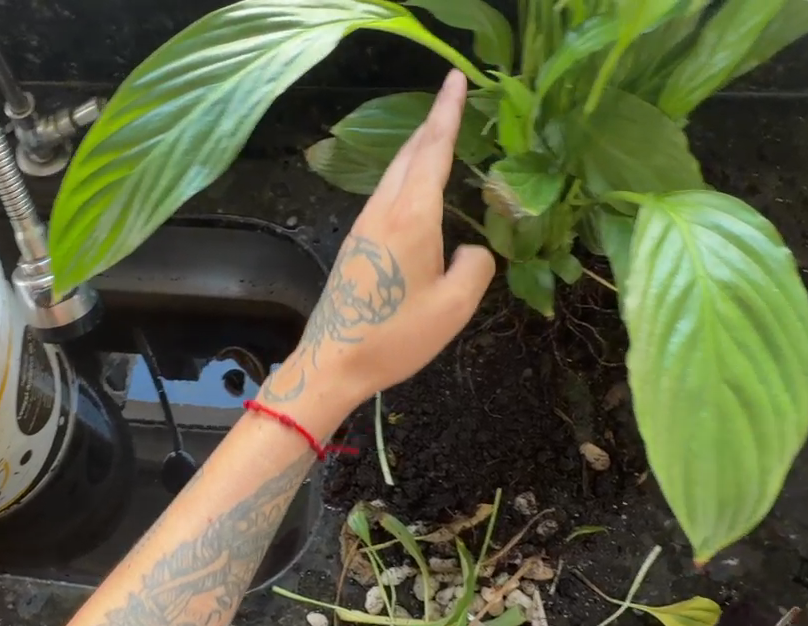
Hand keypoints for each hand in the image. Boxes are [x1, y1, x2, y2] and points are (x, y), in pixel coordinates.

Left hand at [259, 68, 494, 433]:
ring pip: (391, 177)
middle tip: (451, 102)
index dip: (448, 111)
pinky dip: (402, 181)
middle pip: (408, 156)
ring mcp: (362, 231)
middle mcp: (382, 212)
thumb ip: (475, 265)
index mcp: (411, 215)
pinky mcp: (353, 250)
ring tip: (435, 139)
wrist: (332, 365)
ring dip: (414, 152)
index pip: (433, 148)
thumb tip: (467, 249)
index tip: (456, 78)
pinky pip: (382, 200)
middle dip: (431, 125)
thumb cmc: (395, 337)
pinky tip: (410, 193)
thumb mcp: (454, 306)